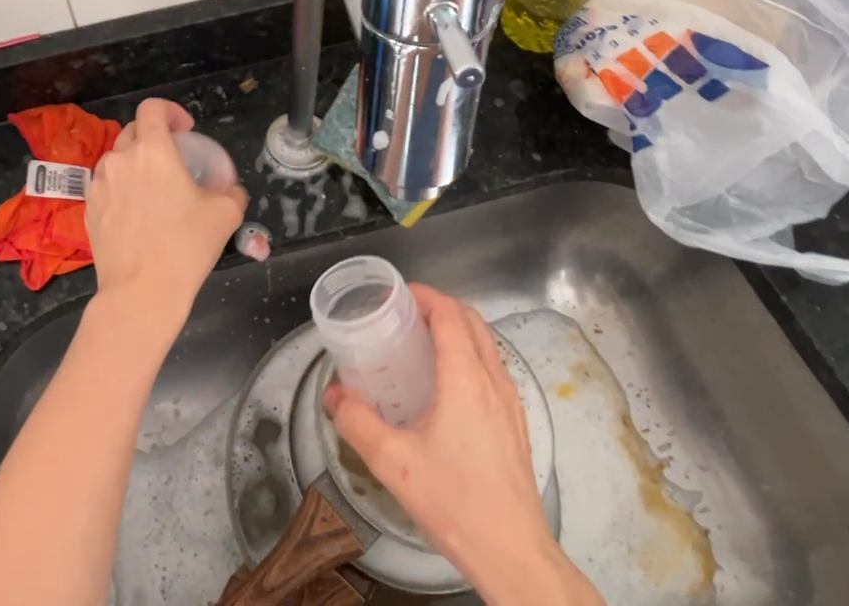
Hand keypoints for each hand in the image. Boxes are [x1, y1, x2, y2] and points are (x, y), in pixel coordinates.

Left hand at [85, 98, 248, 327]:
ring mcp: (99, 185)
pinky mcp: (89, 209)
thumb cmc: (185, 247)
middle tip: (173, 161)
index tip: (186, 131)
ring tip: (154, 189)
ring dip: (135, 164)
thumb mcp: (226, 215)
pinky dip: (121, 189)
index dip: (170, 112)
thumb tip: (229, 190)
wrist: (141, 292)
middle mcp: (120, 160)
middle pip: (133, 131)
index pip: (152, 108)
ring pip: (116, 160)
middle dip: (154, 138)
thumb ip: (230, 192)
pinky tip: (137, 214)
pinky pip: (106, 186)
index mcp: (152, 151)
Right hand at [325, 285, 600, 605]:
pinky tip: (441, 388)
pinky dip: (467, 357)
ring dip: (455, 331)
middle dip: (438, 308)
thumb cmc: (455, 502)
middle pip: (472, 322)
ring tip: (417, 346)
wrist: (513, 552)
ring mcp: (510, 403)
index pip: (450, 314)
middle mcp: (494, 382)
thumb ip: (357, 422)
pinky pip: (492, 371)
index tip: (395, 296)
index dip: (424, 295)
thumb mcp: (393, 462)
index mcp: (467, 379)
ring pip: (486, 345)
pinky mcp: (515, 424)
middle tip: (401, 317)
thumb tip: (333, 395)